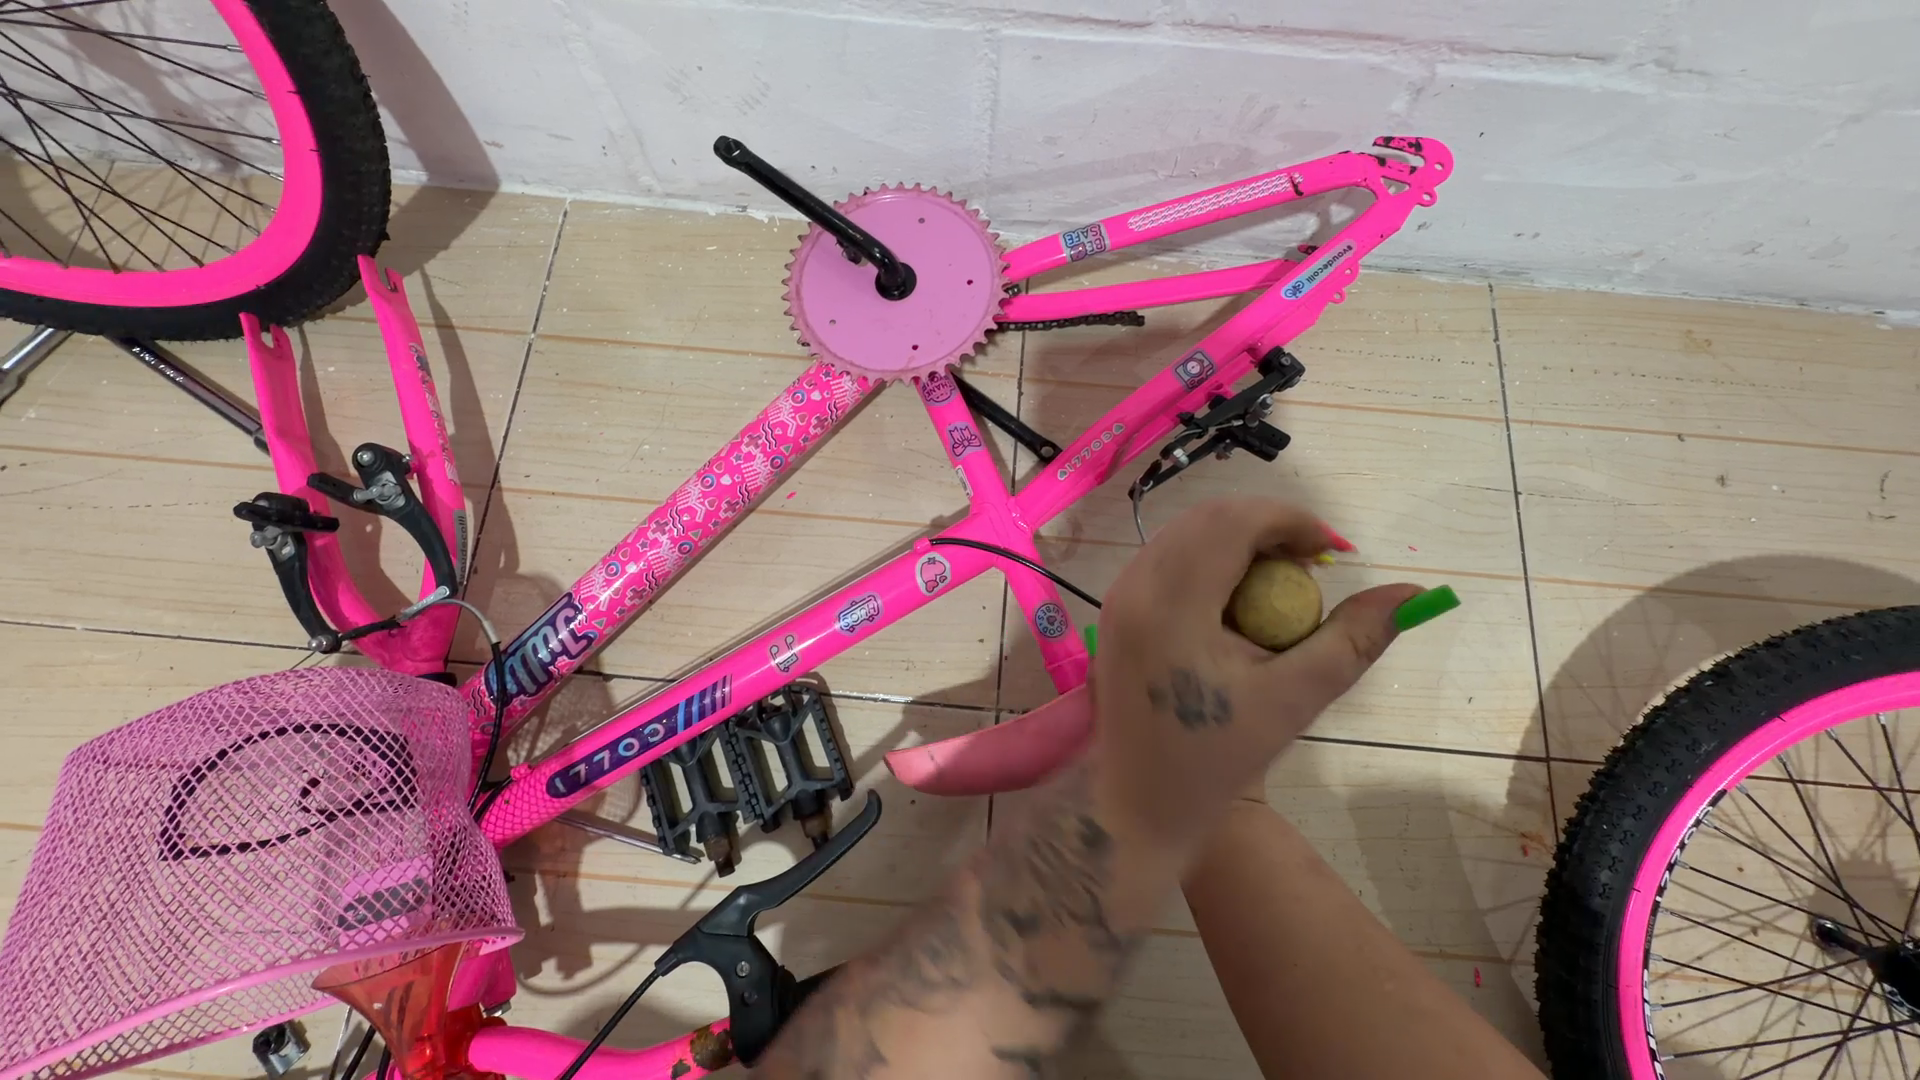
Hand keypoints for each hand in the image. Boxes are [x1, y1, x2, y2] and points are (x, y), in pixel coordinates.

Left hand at [1089, 498, 1421, 846]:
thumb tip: (1411, 592)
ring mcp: (1117, 597)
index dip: (1291, 520)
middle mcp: (1134, 587)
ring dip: (1237, 542)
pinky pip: (1167, 559)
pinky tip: (1237, 603)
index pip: (1232, 522)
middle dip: (1267, 528)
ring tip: (1279, 586)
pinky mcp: (1115, 611)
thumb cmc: (1212, 763)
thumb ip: (1351, 641)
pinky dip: (1209, 562)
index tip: (1333, 553)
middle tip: (1310, 569)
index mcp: (1171, 605)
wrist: (1134, 806)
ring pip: (1184, 534)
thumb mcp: (1291, 702)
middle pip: (1207, 519)